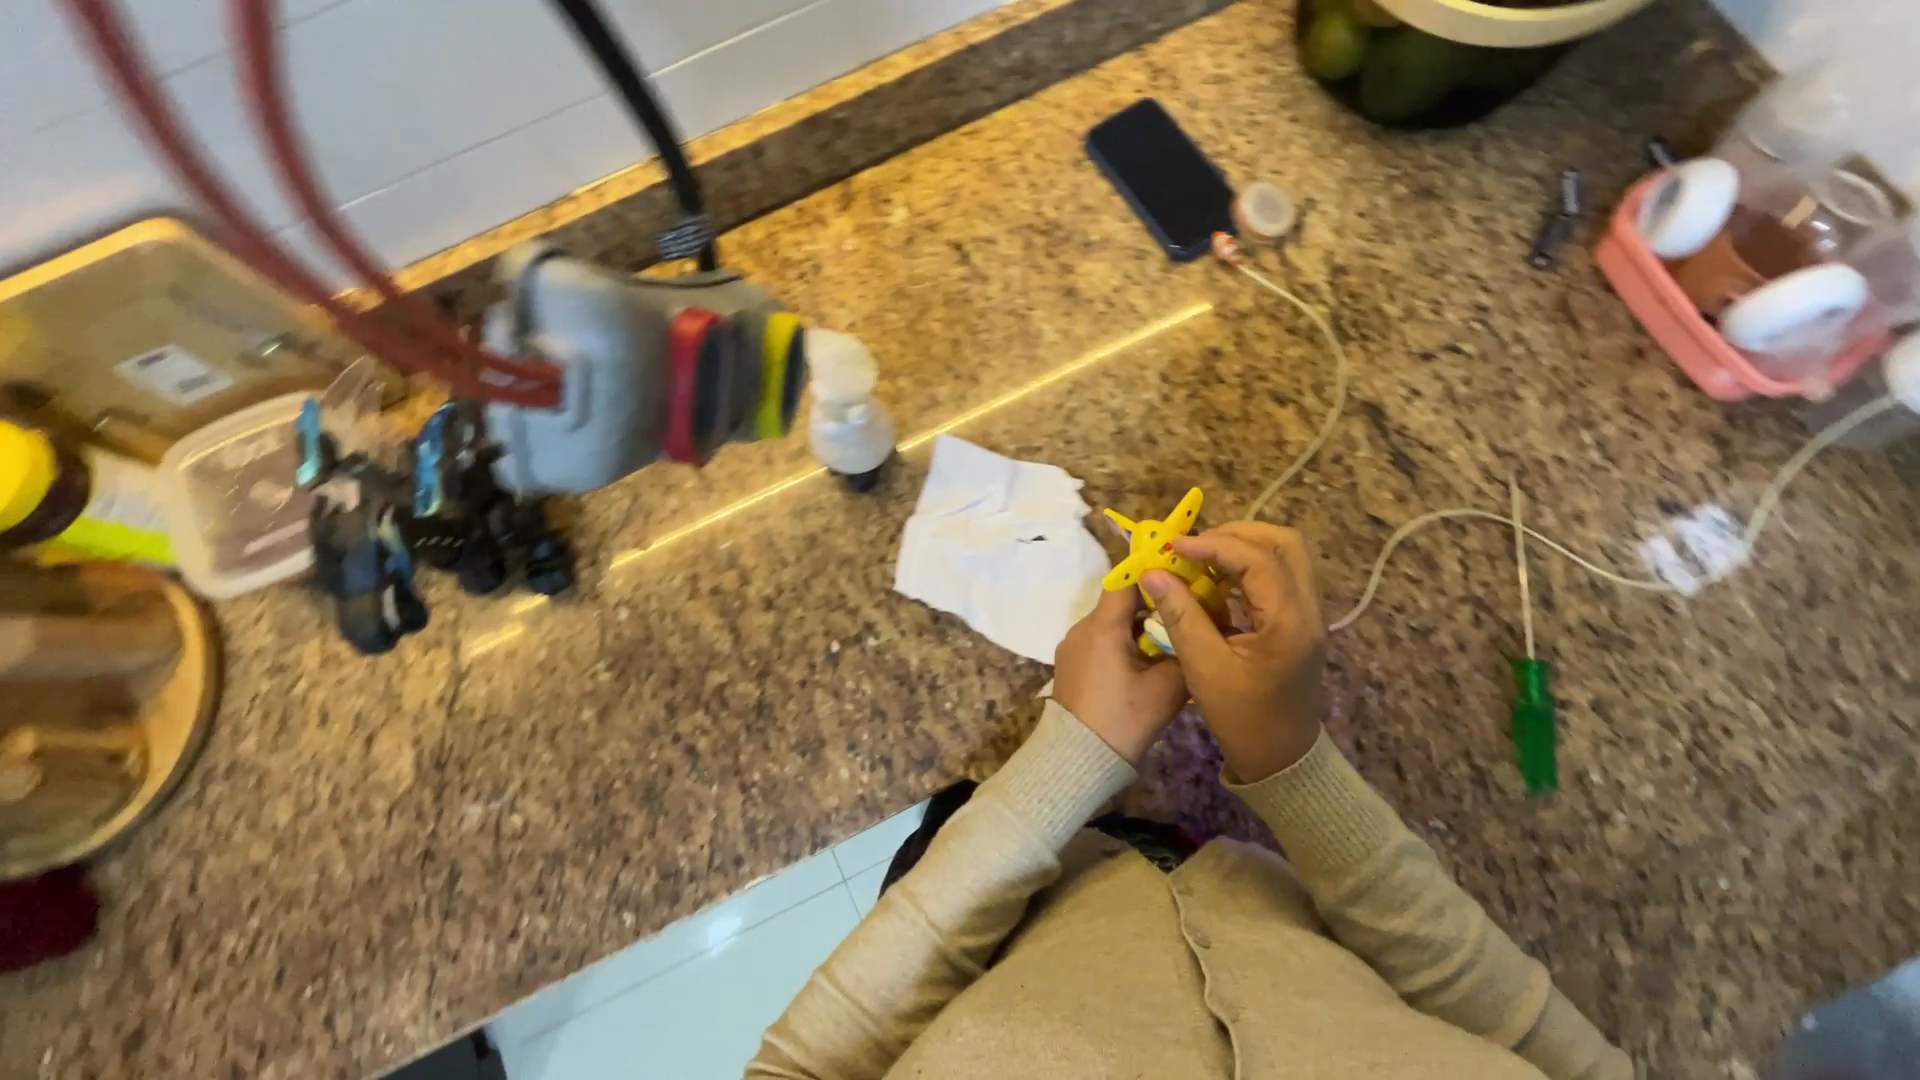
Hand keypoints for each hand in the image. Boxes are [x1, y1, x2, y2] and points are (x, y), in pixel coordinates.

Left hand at [1052, 586, 1189, 763]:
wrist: (1078, 758)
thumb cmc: (1124, 718)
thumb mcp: (1167, 688)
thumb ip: (1185, 651)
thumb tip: (1200, 631)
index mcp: (1102, 626)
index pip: (1127, 581)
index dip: (1155, 576)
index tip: (1183, 579)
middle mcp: (1082, 628)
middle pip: (1120, 602)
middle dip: (1152, 603)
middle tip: (1185, 611)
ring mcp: (1072, 646)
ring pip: (1110, 622)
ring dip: (1137, 626)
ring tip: (1169, 637)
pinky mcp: (1071, 664)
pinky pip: (1099, 640)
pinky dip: (1122, 641)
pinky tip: (1145, 660)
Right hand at [1142, 523, 1326, 782]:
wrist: (1281, 757)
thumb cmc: (1241, 717)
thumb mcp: (1203, 667)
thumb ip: (1180, 614)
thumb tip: (1152, 572)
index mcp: (1289, 620)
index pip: (1256, 559)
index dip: (1213, 545)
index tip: (1174, 547)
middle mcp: (1308, 608)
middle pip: (1283, 543)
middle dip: (1236, 534)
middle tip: (1195, 546)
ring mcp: (1308, 613)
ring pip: (1284, 556)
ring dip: (1243, 548)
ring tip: (1201, 559)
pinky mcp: (1299, 621)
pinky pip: (1279, 576)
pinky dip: (1248, 568)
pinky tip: (1216, 581)